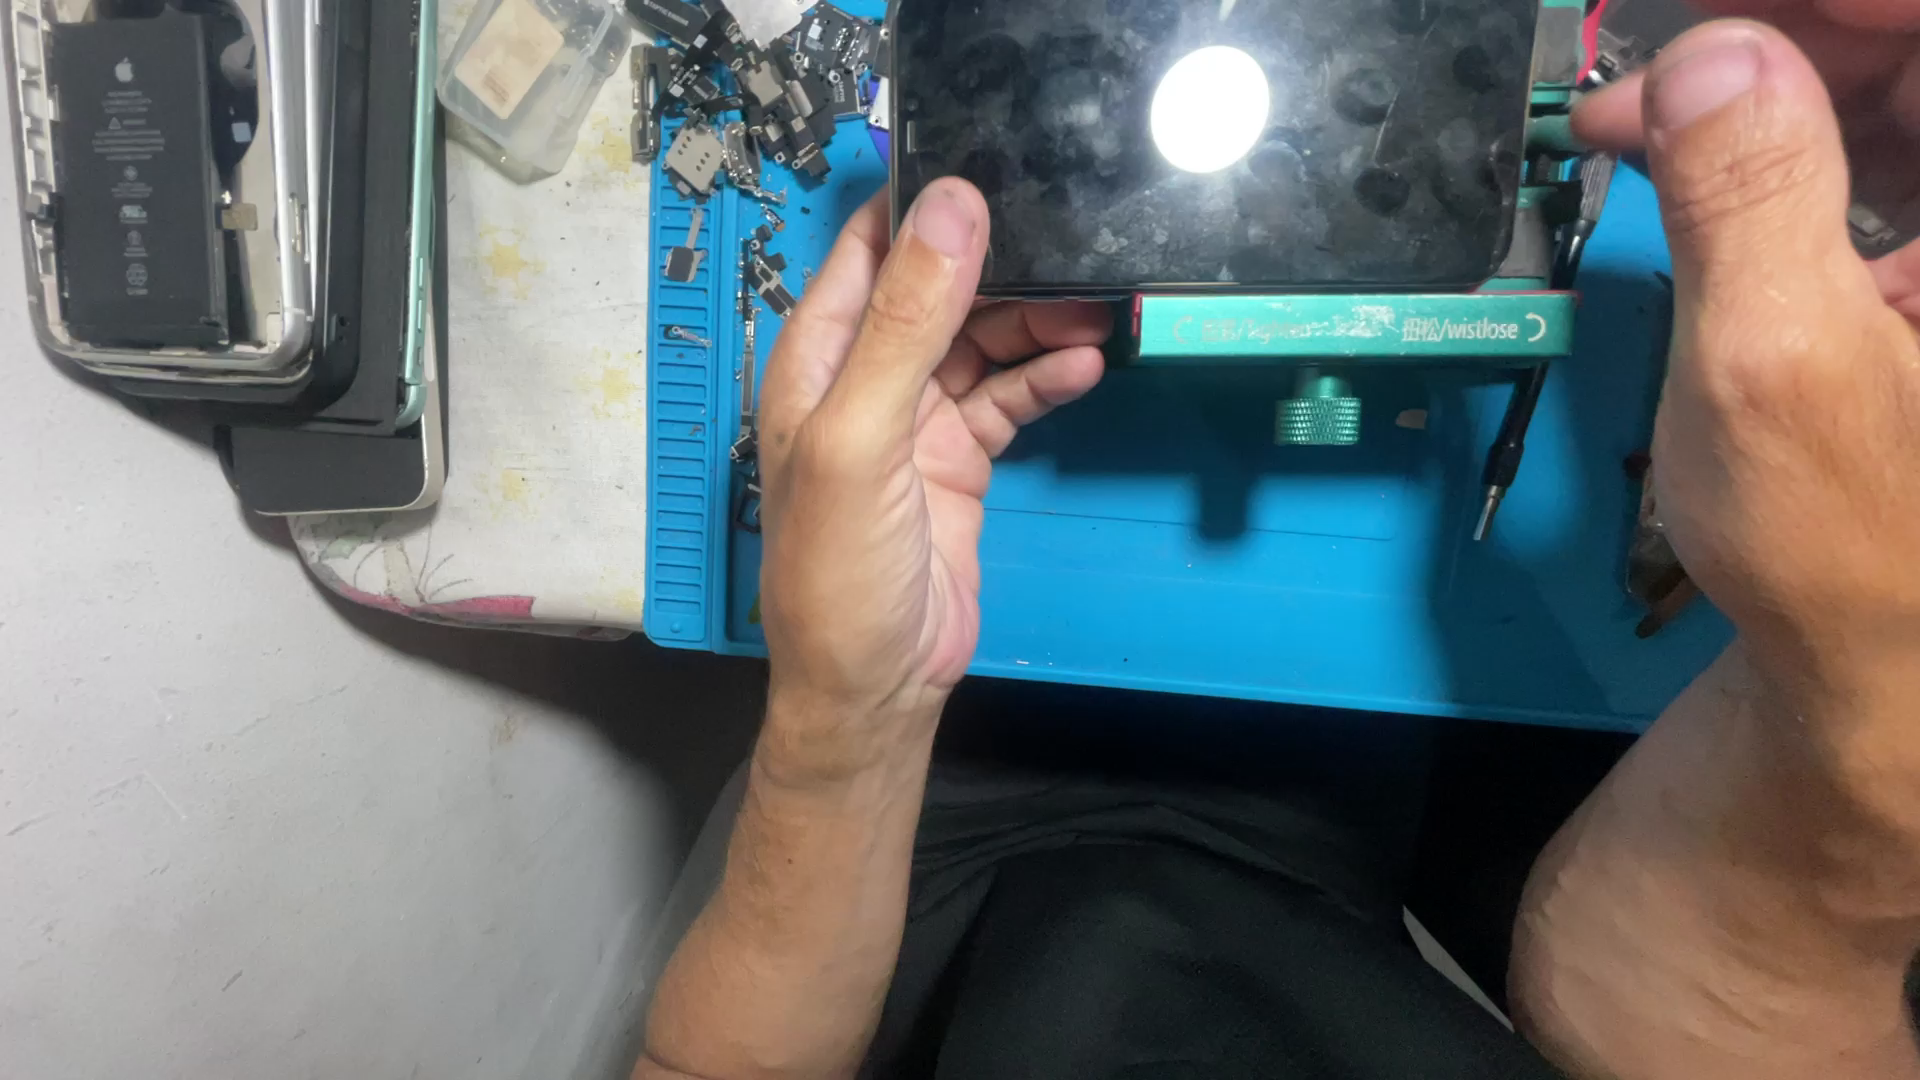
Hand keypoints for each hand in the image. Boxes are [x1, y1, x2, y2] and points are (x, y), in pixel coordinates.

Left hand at [752, 180, 1109, 777]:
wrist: (878, 681)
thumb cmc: (842, 566)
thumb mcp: (861, 437)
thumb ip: (906, 326)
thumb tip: (953, 208)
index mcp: (818, 361)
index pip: (870, 254)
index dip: (925, 210)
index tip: (998, 170)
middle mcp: (866, 380)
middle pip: (938, 293)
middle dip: (999, 269)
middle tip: (1071, 247)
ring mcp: (918, 420)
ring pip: (981, 345)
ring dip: (1034, 325)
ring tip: (1095, 309)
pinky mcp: (962, 459)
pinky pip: (1006, 401)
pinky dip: (1042, 381)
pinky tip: (1083, 367)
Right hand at [1572, 15, 1919, 687]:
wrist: (1879, 633)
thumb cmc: (1835, 524)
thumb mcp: (1768, 362)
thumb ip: (1743, 202)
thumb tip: (1697, 62)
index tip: (1696, 5)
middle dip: (1780, 35)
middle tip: (1643, 60)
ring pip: (1891, 90)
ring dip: (1754, 83)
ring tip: (1631, 110)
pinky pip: (1866, 147)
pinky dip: (1761, 136)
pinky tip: (1678, 148)